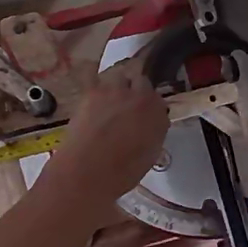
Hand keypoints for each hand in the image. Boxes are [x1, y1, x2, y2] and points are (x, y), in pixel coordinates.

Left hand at [34, 64, 169, 213]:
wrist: (89, 170)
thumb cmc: (123, 171)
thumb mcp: (149, 155)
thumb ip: (153, 133)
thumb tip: (150, 125)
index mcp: (158, 113)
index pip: (158, 100)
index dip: (150, 107)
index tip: (144, 115)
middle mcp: (140, 96)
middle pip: (141, 82)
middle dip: (136, 90)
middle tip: (127, 106)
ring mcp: (115, 91)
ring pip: (119, 77)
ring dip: (116, 86)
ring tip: (108, 98)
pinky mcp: (92, 92)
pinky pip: (92, 75)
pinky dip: (91, 75)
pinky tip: (88, 77)